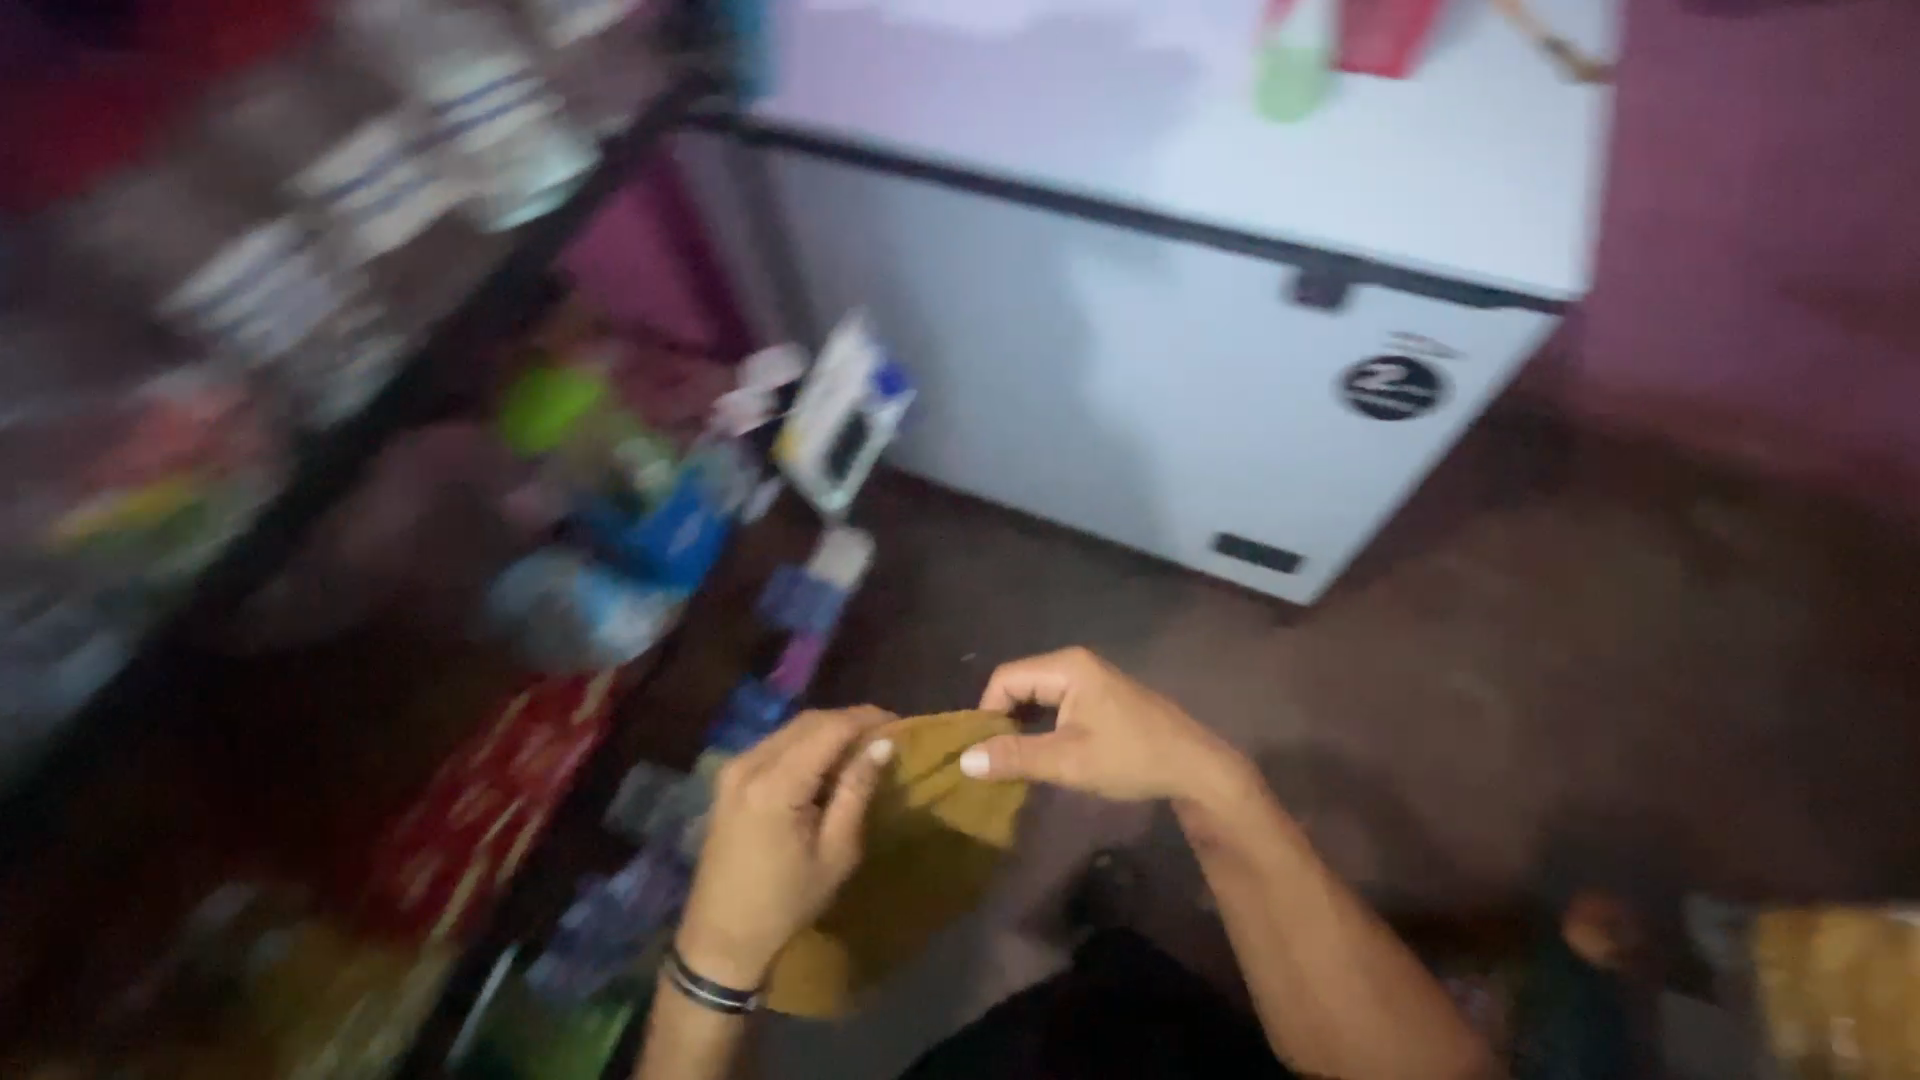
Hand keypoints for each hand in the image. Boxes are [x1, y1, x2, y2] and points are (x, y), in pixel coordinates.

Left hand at [675, 707, 895, 987]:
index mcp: (775, 785)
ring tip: (862, 746)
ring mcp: (733, 768)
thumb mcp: (836, 852)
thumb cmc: (786, 903)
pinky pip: (775, 744)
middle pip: (809, 721)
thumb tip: (884, 744)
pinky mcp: (728, 778)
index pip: (830, 729)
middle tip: (886, 735)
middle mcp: (749, 764)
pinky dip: (806, 743)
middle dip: (850, 721)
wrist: (722, 936)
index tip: (901, 725)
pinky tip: (828, 761)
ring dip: (828, 730)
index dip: (868, 719)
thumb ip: (857, 791)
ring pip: (791, 729)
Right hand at [960, 647, 1249, 803]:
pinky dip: (1041, 723)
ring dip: (1022, 723)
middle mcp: (1075, 663)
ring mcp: (1090, 677)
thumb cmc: (1130, 759)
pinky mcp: (1100, 695)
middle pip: (1019, 682)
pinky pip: (1055, 701)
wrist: (1195, 767)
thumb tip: (964, 759)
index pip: (1005, 679)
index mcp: (1067, 667)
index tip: (982, 751)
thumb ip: (1014, 757)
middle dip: (1002, 718)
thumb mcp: (1068, 762)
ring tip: (1013, 759)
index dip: (987, 713)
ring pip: (1037, 693)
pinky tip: (1041, 751)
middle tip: (994, 758)